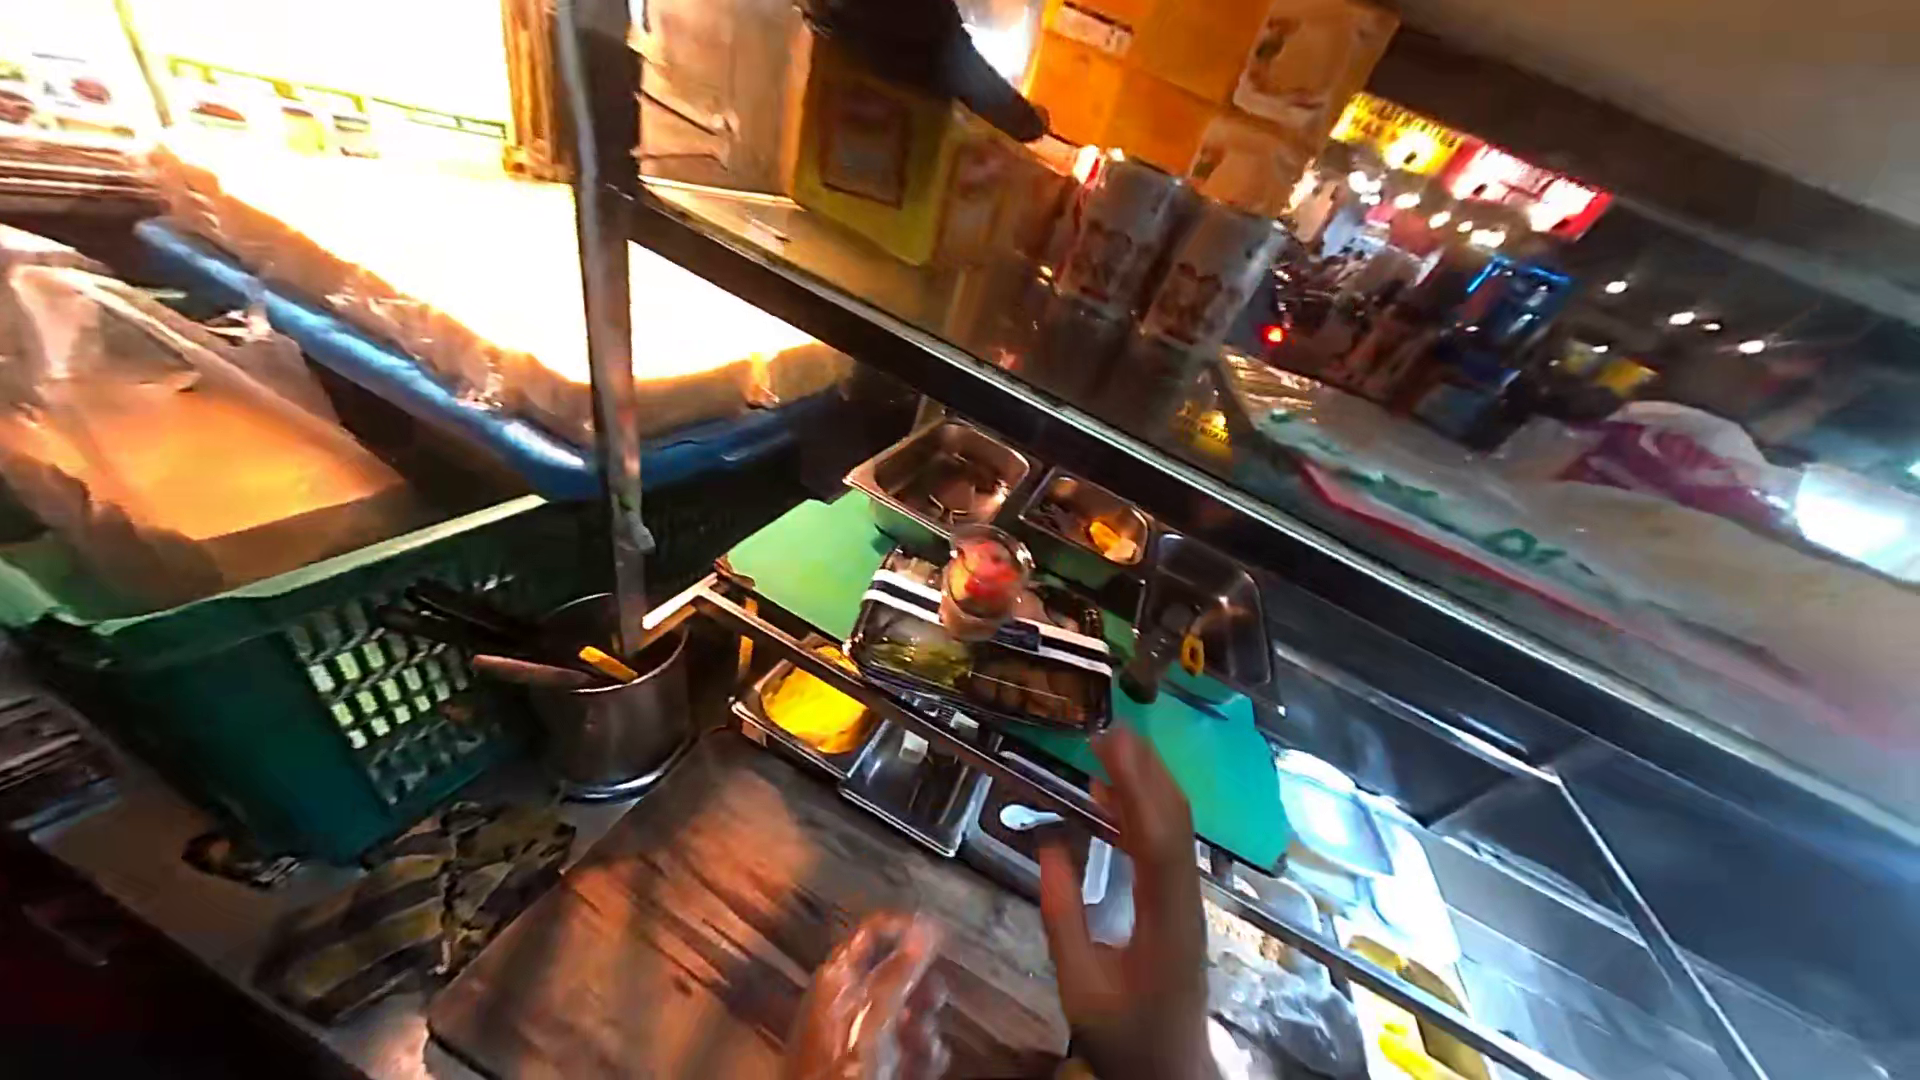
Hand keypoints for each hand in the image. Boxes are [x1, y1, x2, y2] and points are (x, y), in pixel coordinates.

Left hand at [785, 912, 949, 1079]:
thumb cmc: (840, 1066)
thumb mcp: (874, 1013)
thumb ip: (899, 970)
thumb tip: (927, 927)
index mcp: (838, 976)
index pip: (872, 931)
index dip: (905, 926)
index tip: (937, 933)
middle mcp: (846, 998)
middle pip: (892, 972)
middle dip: (920, 984)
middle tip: (936, 998)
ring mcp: (856, 1034)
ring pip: (902, 1011)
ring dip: (923, 1023)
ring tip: (928, 1042)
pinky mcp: (866, 1066)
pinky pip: (902, 1046)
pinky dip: (919, 1051)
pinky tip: (928, 1061)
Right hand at [1039, 730, 1211, 1079]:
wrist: (1172, 1071)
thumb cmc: (1126, 1035)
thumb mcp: (1081, 986)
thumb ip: (1062, 918)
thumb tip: (1048, 844)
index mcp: (1168, 923)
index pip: (1157, 842)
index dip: (1136, 787)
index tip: (1111, 744)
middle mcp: (1186, 899)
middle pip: (1174, 821)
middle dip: (1146, 769)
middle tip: (1110, 728)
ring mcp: (1186, 896)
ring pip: (1173, 825)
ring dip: (1146, 780)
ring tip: (1110, 744)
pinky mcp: (1177, 896)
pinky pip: (1162, 840)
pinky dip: (1139, 808)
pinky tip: (1111, 792)